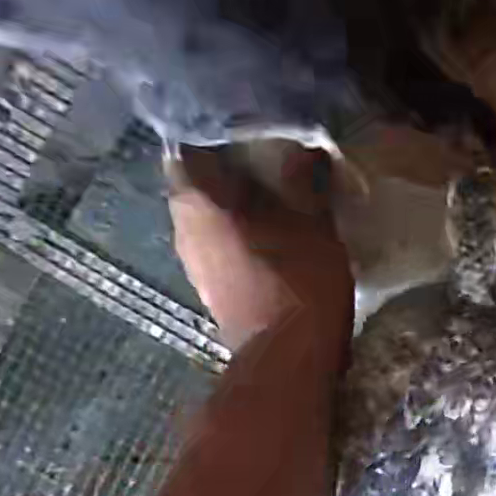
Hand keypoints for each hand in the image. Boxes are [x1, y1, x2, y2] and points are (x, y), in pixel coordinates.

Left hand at [167, 144, 352, 351]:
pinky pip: (224, 253)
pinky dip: (245, 245)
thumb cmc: (299, 282)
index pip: (194, 143)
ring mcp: (194, 265)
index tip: (257, 137)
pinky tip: (276, 249)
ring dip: (242, 215)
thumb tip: (308, 148)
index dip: (224, 136)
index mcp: (195, 197)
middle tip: (277, 174)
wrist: (290, 359)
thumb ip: (306, 181)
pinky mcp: (213, 294)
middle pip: (204, 186)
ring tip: (282, 212)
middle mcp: (181, 226)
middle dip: (236, 179)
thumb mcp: (314, 224)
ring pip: (214, 223)